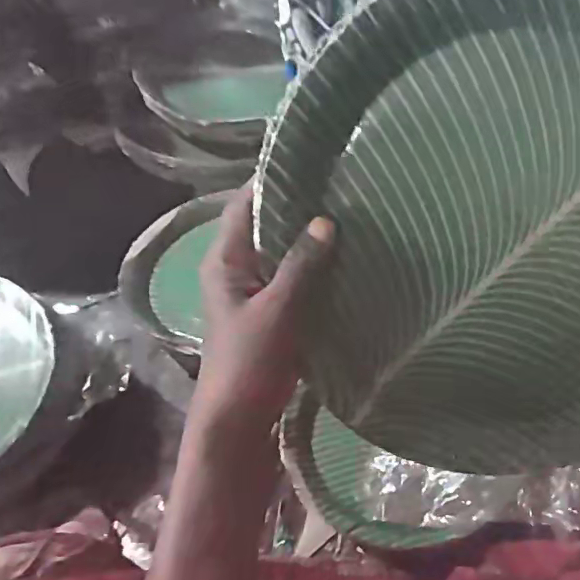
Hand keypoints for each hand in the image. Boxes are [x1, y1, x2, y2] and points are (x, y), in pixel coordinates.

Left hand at [193, 187, 333, 437]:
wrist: (239, 418)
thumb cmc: (250, 361)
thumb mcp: (278, 310)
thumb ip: (301, 266)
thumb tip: (326, 220)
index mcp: (226, 262)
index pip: (245, 206)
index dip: (272, 180)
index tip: (309, 161)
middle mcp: (238, 271)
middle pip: (267, 227)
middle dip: (300, 208)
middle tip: (343, 190)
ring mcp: (257, 294)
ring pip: (285, 255)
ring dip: (311, 241)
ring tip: (353, 221)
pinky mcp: (275, 315)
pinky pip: (298, 281)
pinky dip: (318, 270)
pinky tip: (349, 266)